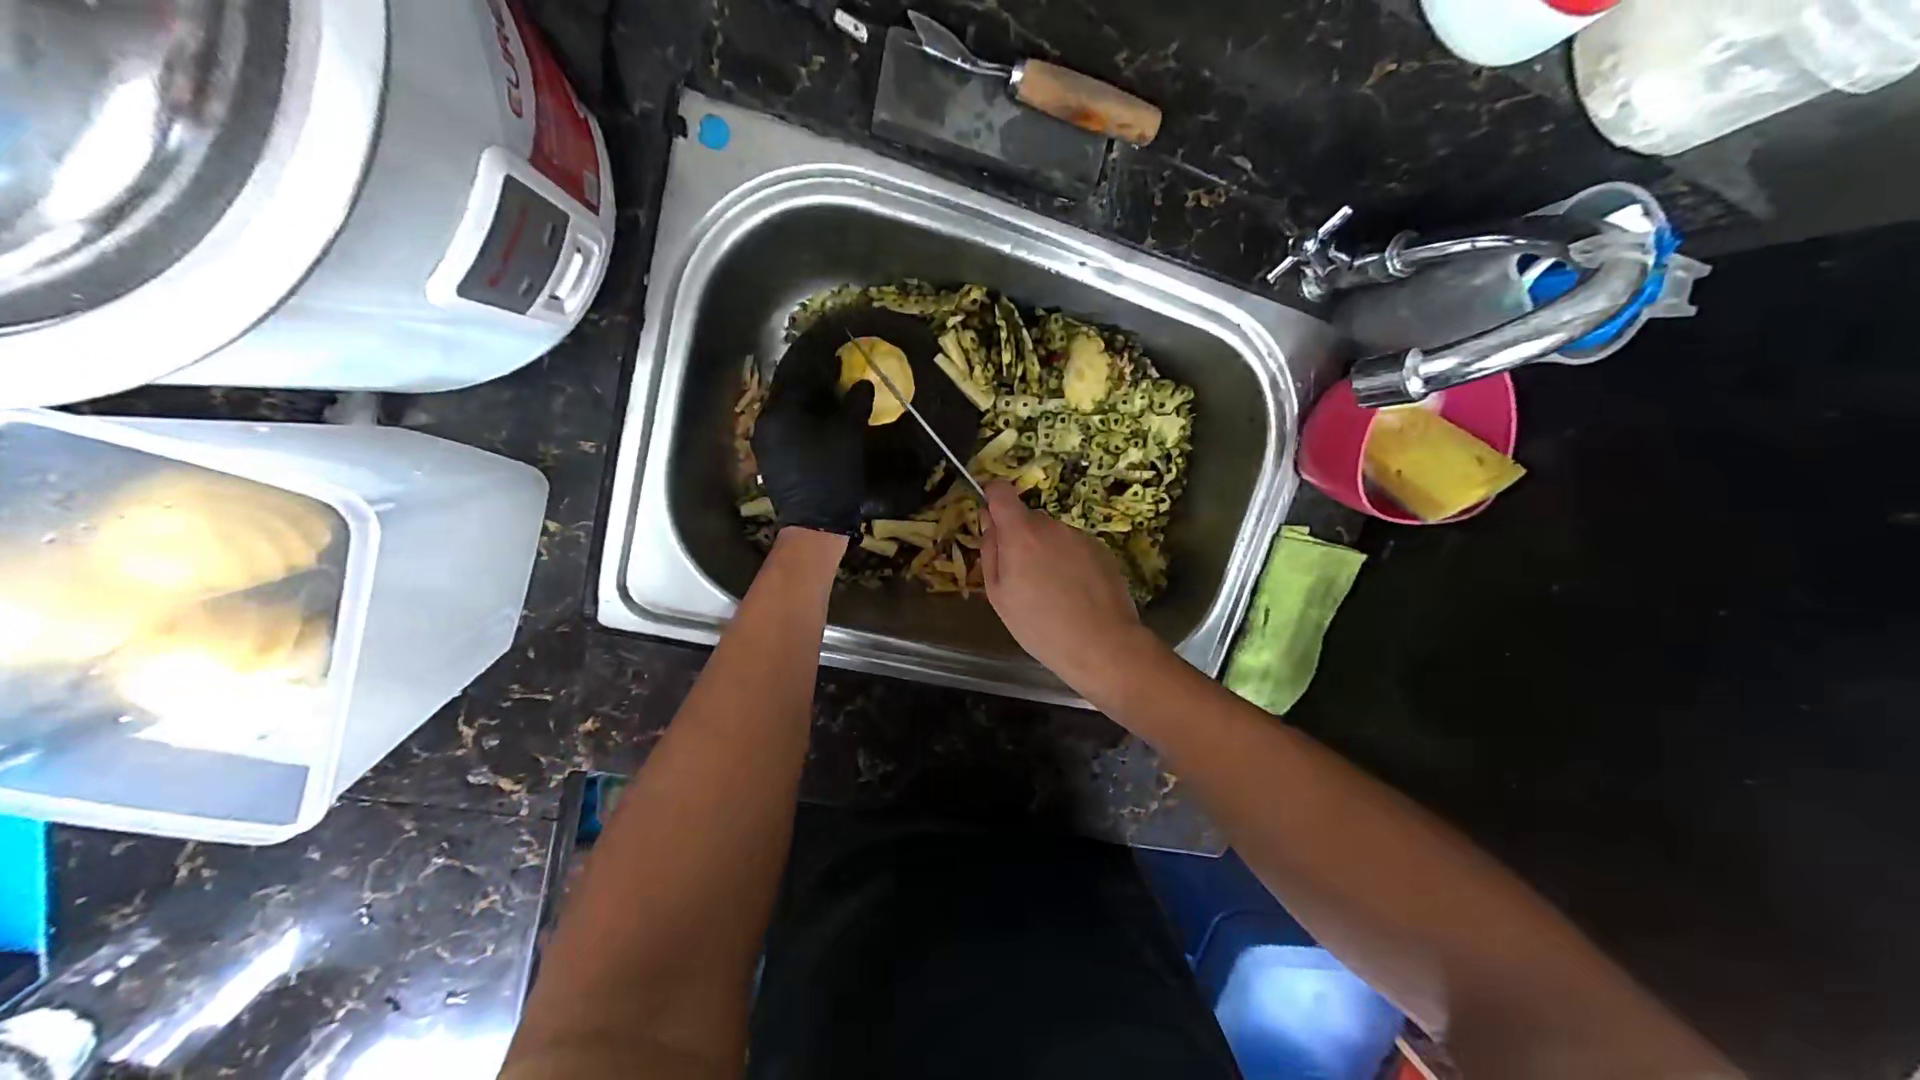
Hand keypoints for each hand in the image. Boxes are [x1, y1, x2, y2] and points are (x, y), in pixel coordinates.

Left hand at [750, 362, 874, 535]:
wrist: (815, 522)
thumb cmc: (832, 473)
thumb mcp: (849, 433)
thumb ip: (855, 402)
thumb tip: (863, 383)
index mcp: (780, 411)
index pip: (800, 376)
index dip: (822, 366)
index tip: (839, 360)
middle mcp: (765, 422)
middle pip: (790, 393)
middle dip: (813, 385)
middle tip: (836, 380)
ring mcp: (764, 443)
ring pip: (787, 413)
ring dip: (807, 405)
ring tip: (831, 404)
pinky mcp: (769, 460)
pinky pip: (785, 431)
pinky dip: (802, 423)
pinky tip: (819, 428)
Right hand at [979, 481, 1163, 692]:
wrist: (1102, 644)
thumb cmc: (1039, 626)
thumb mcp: (998, 595)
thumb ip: (990, 552)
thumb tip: (989, 525)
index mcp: (1021, 533)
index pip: (1001, 492)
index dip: (991, 499)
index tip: (990, 519)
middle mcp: (1052, 526)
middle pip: (1028, 519)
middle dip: (1020, 539)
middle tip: (1021, 577)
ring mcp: (1080, 536)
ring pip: (1053, 535)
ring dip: (1046, 552)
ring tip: (1052, 591)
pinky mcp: (1102, 550)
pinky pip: (1075, 548)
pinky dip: (1069, 562)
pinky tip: (1075, 594)